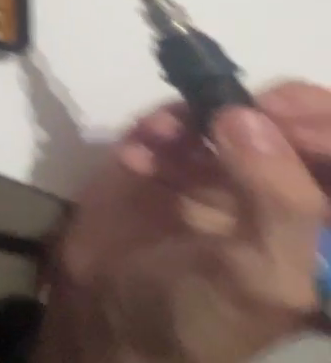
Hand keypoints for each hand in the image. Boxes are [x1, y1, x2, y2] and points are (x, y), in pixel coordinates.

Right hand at [37, 98, 327, 362]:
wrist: (110, 314)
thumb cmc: (205, 312)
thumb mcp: (263, 273)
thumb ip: (276, 201)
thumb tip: (245, 116)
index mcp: (328, 229)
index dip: (322, 123)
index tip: (274, 109)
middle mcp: (290, 198)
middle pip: (299, 127)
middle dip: (261, 108)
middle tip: (217, 106)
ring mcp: (227, 177)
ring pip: (231, 116)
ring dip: (192, 115)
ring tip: (157, 134)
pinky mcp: (168, 164)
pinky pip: (171, 124)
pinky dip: (152, 128)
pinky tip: (136, 153)